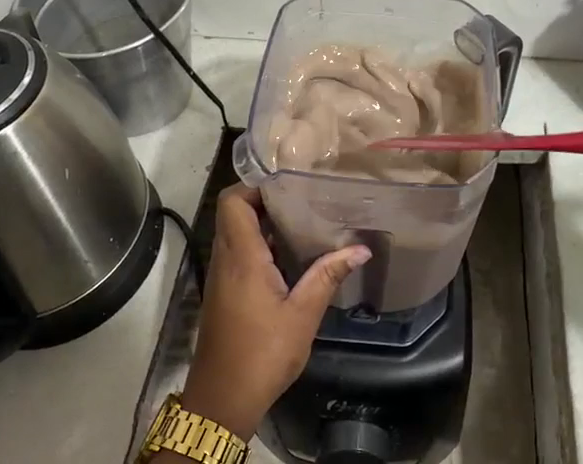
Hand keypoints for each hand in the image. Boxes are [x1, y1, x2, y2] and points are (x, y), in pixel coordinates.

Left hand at [179, 186, 370, 437]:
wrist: (221, 401)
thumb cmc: (262, 355)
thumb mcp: (303, 316)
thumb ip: (327, 276)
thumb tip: (360, 248)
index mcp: (242, 258)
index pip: (233, 201)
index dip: (254, 184)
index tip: (288, 181)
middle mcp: (226, 260)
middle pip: (234, 213)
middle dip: (264, 200)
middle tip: (302, 196)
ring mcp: (222, 278)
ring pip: (235, 233)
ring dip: (263, 224)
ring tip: (302, 219)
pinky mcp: (224, 294)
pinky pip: (238, 254)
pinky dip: (259, 246)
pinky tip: (290, 256)